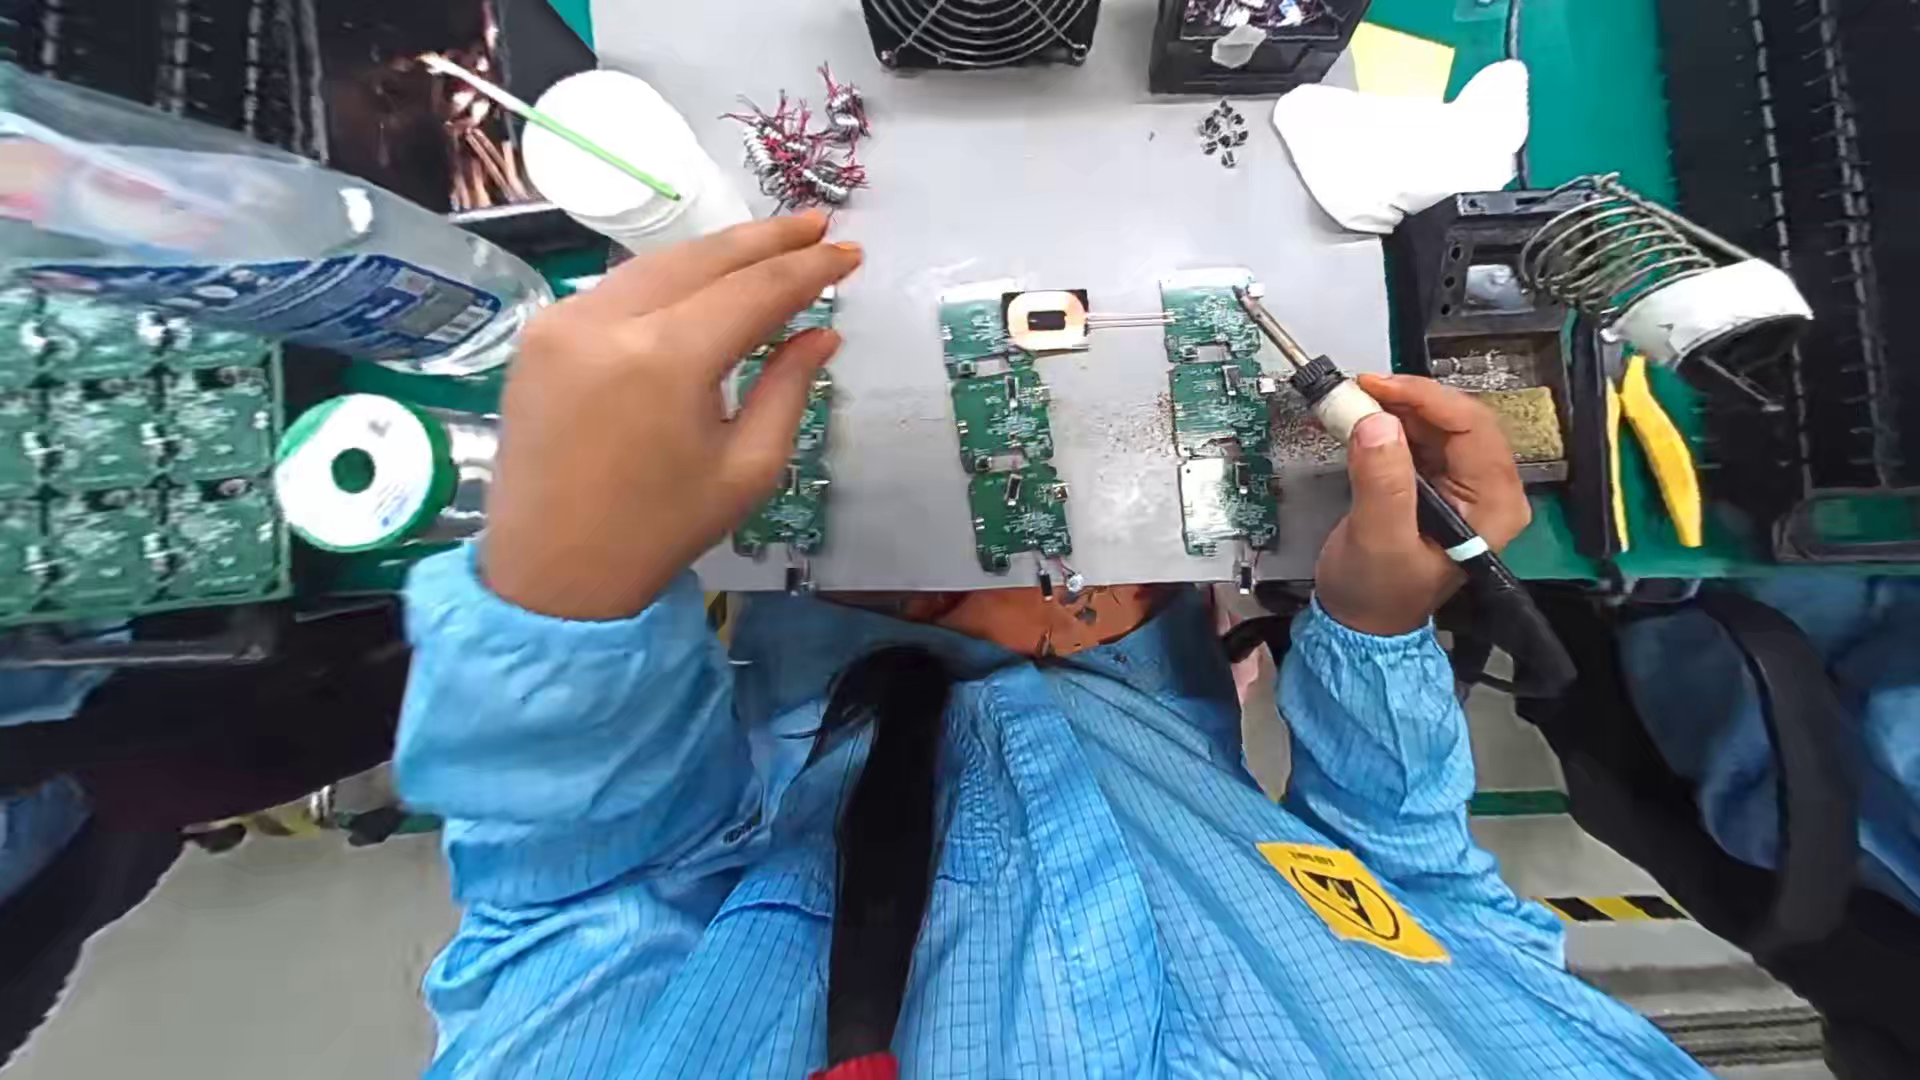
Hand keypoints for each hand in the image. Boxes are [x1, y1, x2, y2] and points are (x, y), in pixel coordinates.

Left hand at [482, 213, 862, 618]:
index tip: (850, 254)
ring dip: (720, 254)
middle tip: (819, 226)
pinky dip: (674, 281)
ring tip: (772, 247)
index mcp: (667, 360)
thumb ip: (790, 389)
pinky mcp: (541, 334)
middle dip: (768, 240)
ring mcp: (563, 320)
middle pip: (704, 258)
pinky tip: (706, 286)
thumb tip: (822, 336)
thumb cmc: (667, 528)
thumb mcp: (749, 466)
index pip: (754, 292)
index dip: (809, 270)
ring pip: (659, 264)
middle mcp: (608, 320)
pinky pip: (622, 289)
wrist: (557, 570)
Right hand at [1314, 374, 1530, 636]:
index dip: (1424, 398)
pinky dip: (1381, 430)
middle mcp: (1483, 489)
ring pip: (1431, 429)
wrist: (1359, 622)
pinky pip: (1410, 445)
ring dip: (1390, 412)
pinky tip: (1354, 423)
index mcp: (1492, 503)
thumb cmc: (1374, 591)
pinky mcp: (1426, 489)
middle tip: (1355, 391)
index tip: (1373, 386)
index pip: (1472, 427)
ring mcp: (1455, 488)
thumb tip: (1376, 423)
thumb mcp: (1377, 539)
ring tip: (1348, 403)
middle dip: (1405, 401)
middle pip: (1455, 422)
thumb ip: (1382, 483)